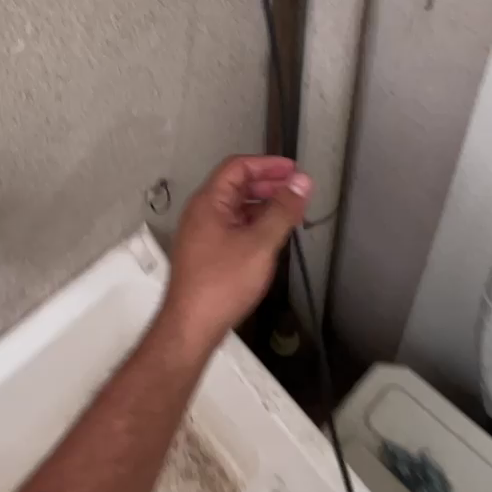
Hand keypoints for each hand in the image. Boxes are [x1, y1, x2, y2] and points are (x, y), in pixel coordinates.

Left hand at [158, 155, 312, 351]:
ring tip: (289, 212)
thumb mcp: (260, 243)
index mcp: (208, 202)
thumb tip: (300, 183)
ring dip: (262, 205)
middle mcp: (201, 213)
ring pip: (235, 207)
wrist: (191, 326)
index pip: (237, 167)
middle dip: (268, 183)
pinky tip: (271, 235)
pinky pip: (232, 226)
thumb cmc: (220, 284)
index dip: (267, 164)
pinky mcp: (206, 253)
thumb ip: (282, 211)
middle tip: (295, 188)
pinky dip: (254, 223)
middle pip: (236, 185)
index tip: (292, 169)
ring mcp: (202, 233)